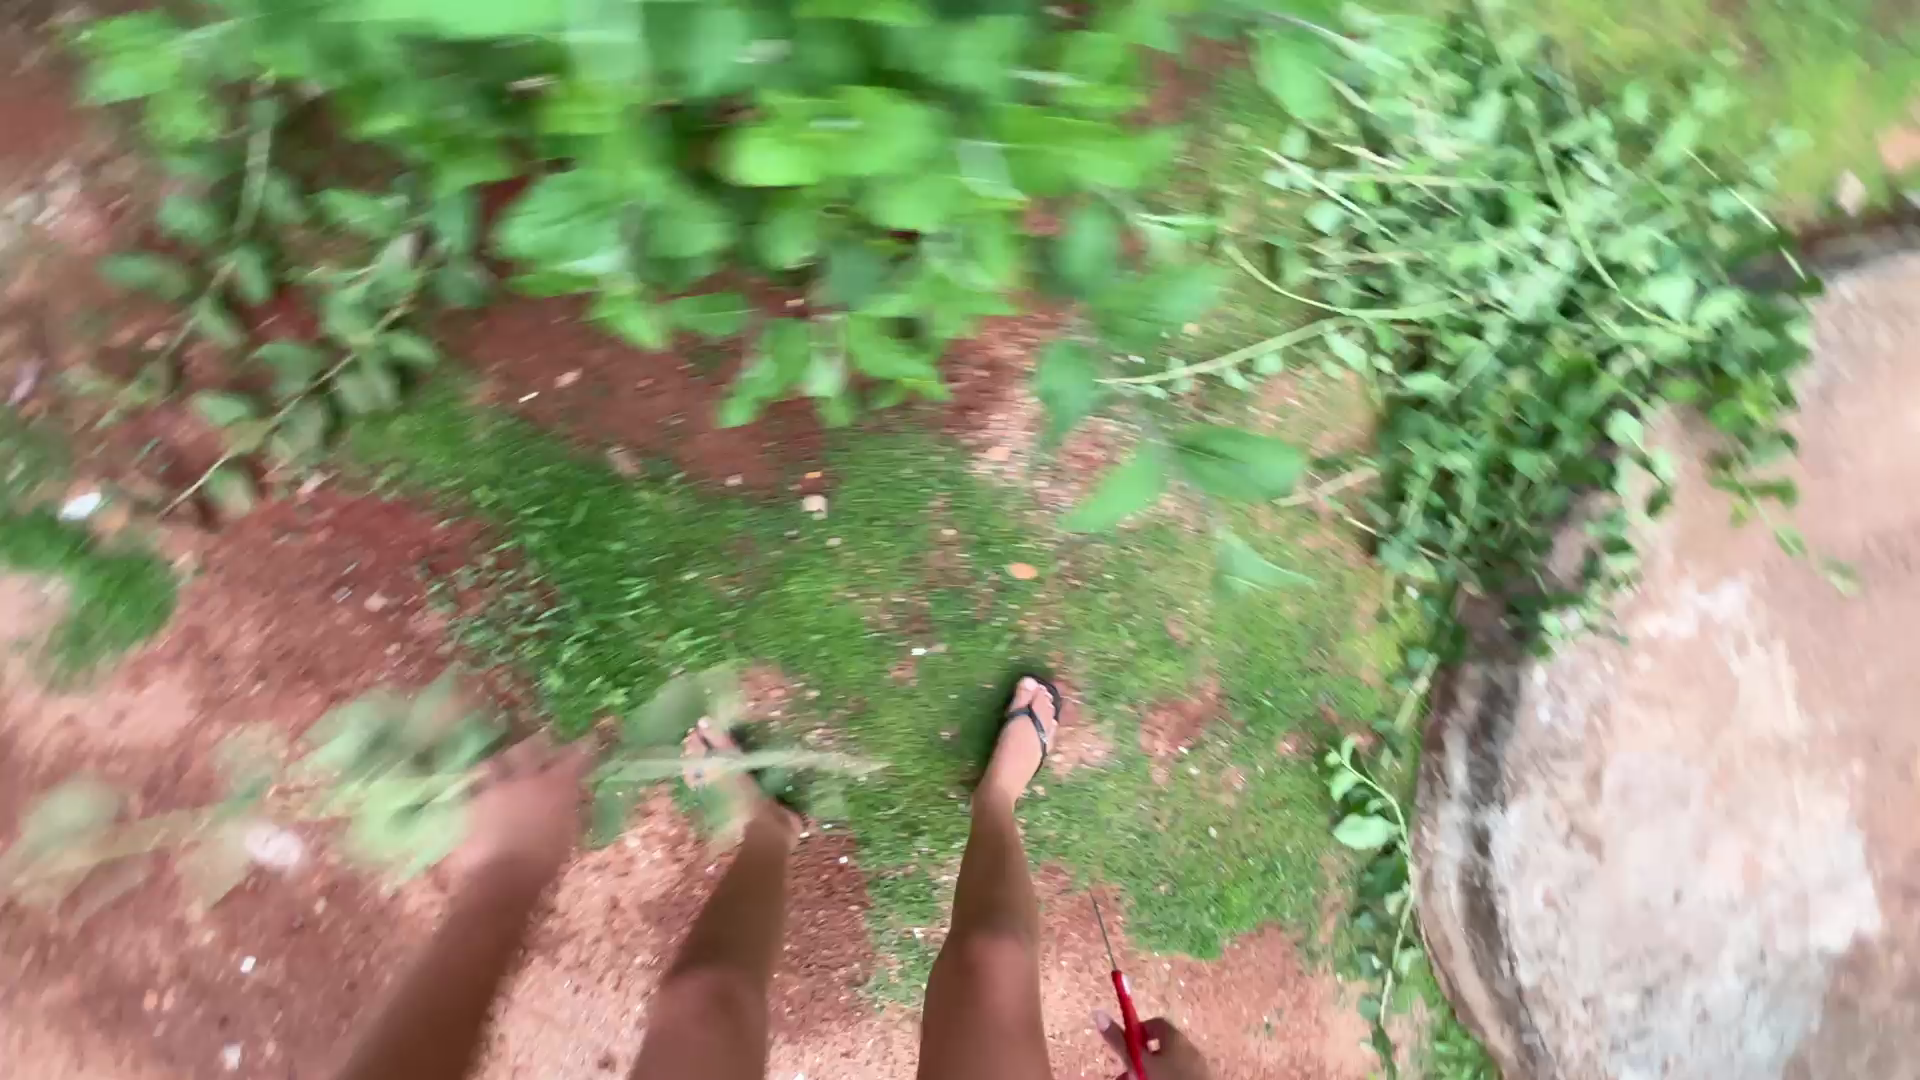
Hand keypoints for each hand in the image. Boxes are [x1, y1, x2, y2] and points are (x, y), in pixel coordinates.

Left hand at [453, 735, 593, 889]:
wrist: (501, 877)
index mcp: (557, 784)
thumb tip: (572, 796)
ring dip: (505, 761)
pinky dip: (484, 786)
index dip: (583, 748)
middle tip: (542, 746)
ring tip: (507, 764)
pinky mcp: (474, 805)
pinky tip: (487, 791)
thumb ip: (570, 807)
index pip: (575, 757)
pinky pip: (478, 786)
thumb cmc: (545, 858)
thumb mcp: (569, 830)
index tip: (588, 743)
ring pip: (498, 762)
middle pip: (531, 748)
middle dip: (538, 745)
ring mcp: (498, 789)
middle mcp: (528, 779)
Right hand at [1098, 1013, 1211, 1079]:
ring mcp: (1200, 1070)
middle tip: (1127, 1076)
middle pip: (1161, 1048)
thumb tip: (1098, 1013)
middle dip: (1141, 1060)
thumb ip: (1120, 1041)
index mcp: (1176, 1037)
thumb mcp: (1138, 1063)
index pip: (1155, 1024)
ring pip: (1169, 1067)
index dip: (1138, 1034)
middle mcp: (1190, 1049)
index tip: (1126, 1049)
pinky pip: (1180, 1076)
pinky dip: (1167, 1079)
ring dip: (1151, 1074)